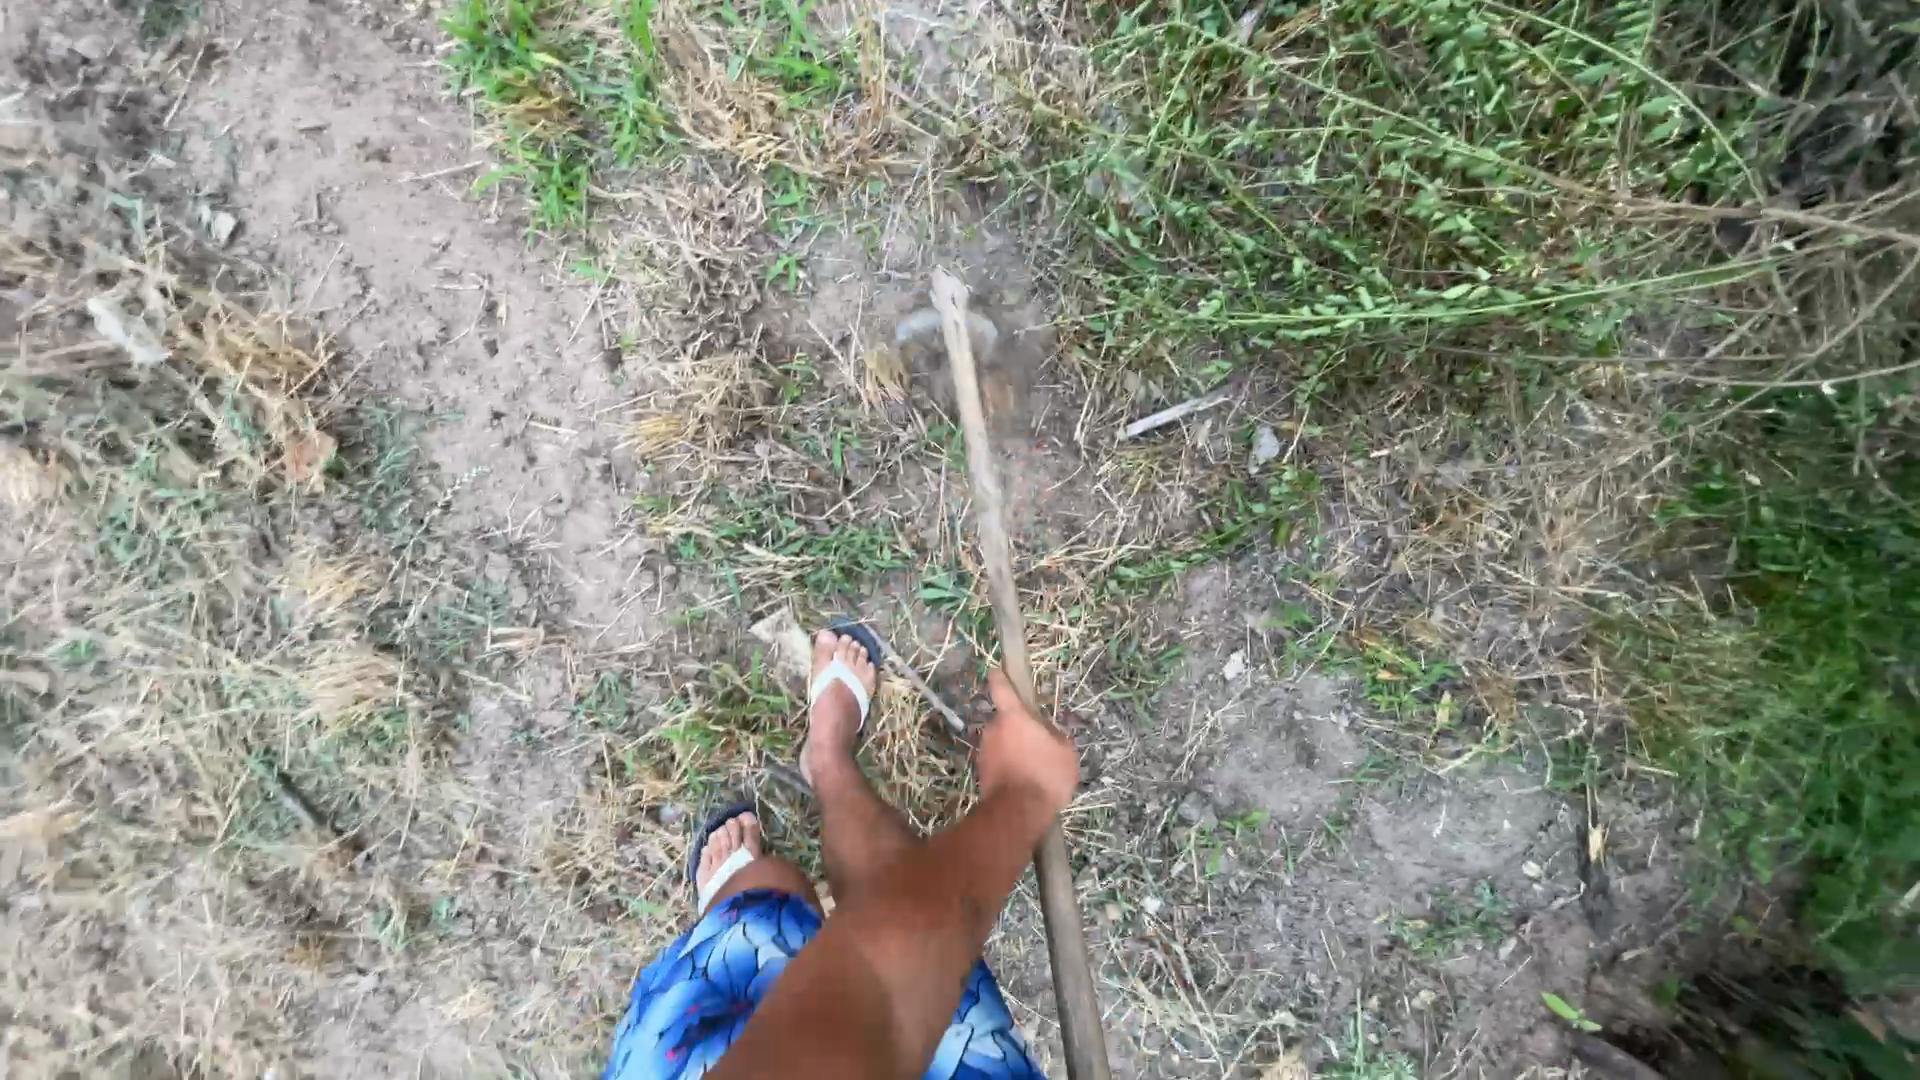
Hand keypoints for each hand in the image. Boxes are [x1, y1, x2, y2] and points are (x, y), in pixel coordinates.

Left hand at [976, 668, 1078, 814]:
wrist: (1018, 812)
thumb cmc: (1045, 774)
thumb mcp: (1065, 752)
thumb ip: (1056, 736)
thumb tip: (1048, 734)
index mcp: (1013, 717)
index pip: (1002, 688)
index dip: (1000, 678)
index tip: (997, 671)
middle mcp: (994, 729)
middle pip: (1006, 721)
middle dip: (1019, 729)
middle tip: (1039, 745)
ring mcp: (984, 750)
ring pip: (1002, 743)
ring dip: (1014, 750)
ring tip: (1034, 770)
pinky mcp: (981, 772)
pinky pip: (998, 762)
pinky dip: (1009, 767)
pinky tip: (1024, 783)